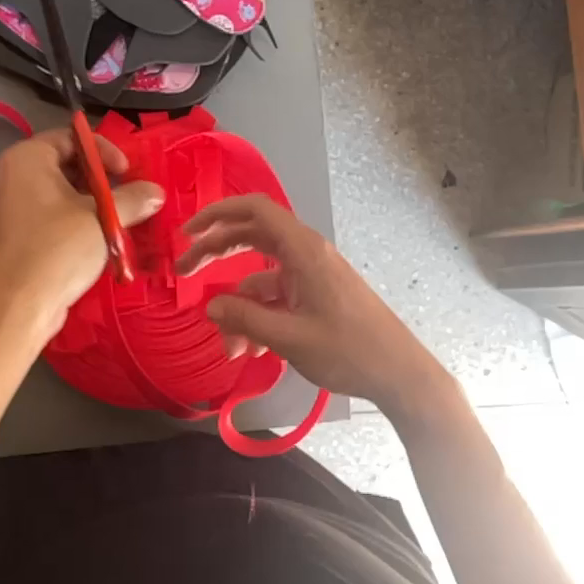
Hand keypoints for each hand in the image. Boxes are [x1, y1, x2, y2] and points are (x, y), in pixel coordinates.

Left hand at [0, 129, 162, 334]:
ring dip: (90, 202)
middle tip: (125, 197)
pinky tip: (96, 240)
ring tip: (116, 220)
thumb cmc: (58, 249)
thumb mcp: (104, 219)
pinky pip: (48, 214)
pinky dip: (73, 220)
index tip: (126, 173)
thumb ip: (134, 199)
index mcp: (26, 158)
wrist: (17, 306)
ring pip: (58, 192)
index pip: (71, 137)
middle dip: (99, 179)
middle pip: (64, 163)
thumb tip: (156, 192)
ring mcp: (8, 206)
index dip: (103, 150)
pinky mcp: (13, 234)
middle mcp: (11, 175)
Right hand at [175, 194, 448, 415]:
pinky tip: (252, 351)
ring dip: (239, 306)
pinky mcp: (317, 296)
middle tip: (182, 273)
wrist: (400, 373)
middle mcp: (307, 254)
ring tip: (228, 346)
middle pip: (252, 238)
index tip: (188, 233)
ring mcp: (313, 275)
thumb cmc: (350, 351)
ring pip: (261, 277)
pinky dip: (260, 317)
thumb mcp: (290, 338)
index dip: (217, 213)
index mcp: (303, 250)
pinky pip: (278, 297)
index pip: (255, 210)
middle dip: (215, 255)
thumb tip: (210, 306)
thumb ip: (246, 319)